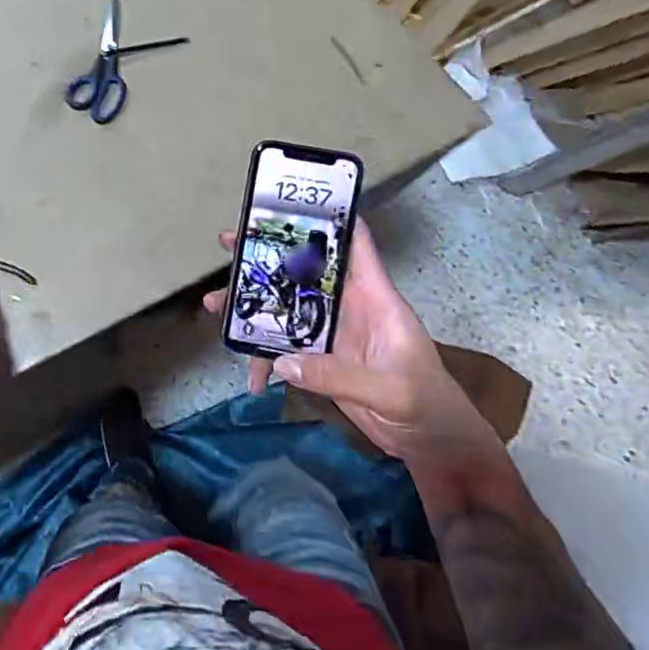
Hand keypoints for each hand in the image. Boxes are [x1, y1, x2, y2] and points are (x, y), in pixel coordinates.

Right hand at [202, 225, 499, 472]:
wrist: (432, 445)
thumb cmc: (427, 405)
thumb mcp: (390, 390)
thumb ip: (338, 376)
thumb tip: (283, 363)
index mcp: (375, 297)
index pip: (355, 245)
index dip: (328, 219)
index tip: (289, 204)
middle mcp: (349, 306)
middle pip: (305, 270)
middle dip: (268, 257)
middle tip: (229, 244)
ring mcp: (333, 332)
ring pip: (287, 307)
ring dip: (253, 307)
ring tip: (216, 306)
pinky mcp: (322, 358)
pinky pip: (286, 349)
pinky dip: (267, 361)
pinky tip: (253, 378)